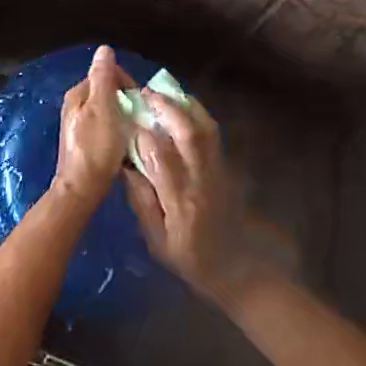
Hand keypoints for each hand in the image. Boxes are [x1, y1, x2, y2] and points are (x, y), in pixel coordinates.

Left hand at [53, 45, 136, 203]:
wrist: (82, 188)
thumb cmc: (96, 147)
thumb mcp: (103, 108)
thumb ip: (103, 78)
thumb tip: (104, 49)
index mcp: (78, 94)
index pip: (106, 74)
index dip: (126, 84)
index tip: (140, 101)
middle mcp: (75, 106)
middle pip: (107, 92)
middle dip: (125, 100)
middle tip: (140, 117)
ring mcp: (78, 125)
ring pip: (108, 110)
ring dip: (123, 116)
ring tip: (135, 129)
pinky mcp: (84, 142)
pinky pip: (105, 127)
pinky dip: (117, 130)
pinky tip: (125, 142)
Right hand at [123, 94, 290, 304]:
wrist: (238, 271)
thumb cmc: (191, 261)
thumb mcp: (157, 240)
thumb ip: (142, 202)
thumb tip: (127, 166)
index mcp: (181, 203)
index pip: (161, 159)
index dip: (142, 135)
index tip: (126, 120)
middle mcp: (203, 181)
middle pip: (189, 135)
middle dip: (166, 109)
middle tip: (145, 94)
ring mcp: (219, 172)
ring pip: (205, 129)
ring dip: (184, 106)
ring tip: (163, 94)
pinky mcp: (226, 168)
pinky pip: (213, 134)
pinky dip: (198, 114)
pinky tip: (182, 106)